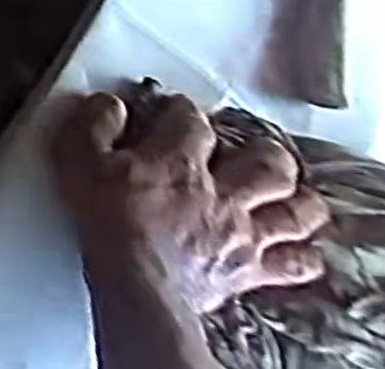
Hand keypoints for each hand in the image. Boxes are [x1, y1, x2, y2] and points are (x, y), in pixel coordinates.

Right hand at [51, 91, 329, 313]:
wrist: (134, 280)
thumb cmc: (106, 216)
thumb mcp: (80, 155)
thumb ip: (95, 123)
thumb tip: (111, 103)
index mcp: (177, 160)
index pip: (192, 121)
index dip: (184, 109)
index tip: (176, 107)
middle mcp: (220, 193)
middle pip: (267, 164)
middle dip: (266, 150)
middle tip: (255, 145)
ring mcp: (243, 233)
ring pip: (297, 211)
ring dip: (299, 197)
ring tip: (291, 188)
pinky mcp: (252, 270)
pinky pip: (298, 264)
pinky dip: (304, 253)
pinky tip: (299, 247)